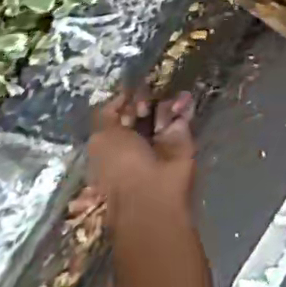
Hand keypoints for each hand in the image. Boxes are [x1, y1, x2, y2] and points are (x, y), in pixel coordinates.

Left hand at [87, 90, 196, 219]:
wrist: (155, 192)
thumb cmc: (121, 167)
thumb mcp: (102, 138)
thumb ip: (107, 115)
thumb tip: (122, 95)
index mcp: (112, 143)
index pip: (120, 113)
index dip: (123, 102)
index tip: (129, 94)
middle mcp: (137, 140)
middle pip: (142, 108)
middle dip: (144, 99)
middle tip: (145, 104)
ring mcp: (161, 138)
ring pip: (163, 108)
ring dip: (164, 101)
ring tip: (163, 104)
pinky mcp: (183, 136)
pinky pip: (183, 113)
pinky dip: (183, 104)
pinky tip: (181, 101)